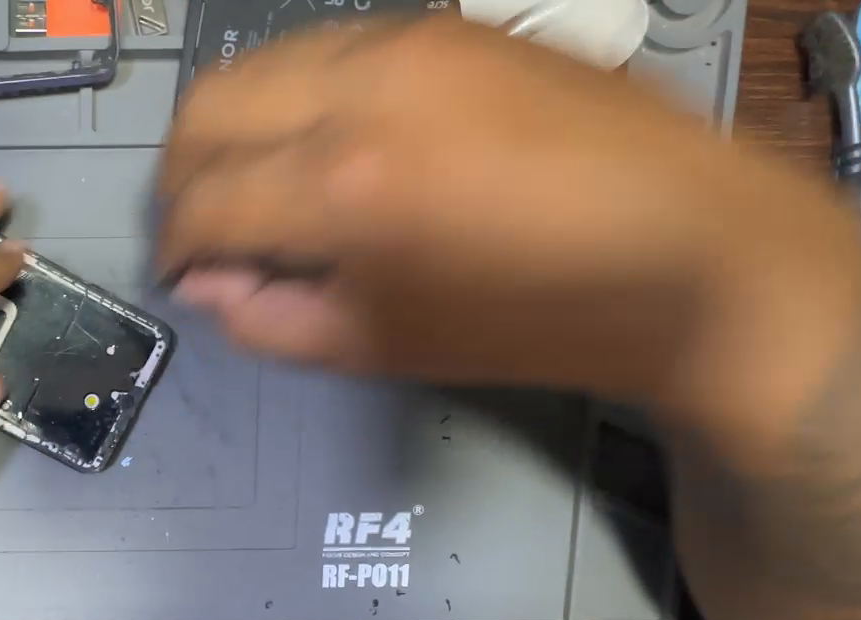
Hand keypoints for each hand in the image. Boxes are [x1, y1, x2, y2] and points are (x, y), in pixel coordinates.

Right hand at [156, 21, 860, 438]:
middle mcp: (361, 89)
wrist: (687, 251)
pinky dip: (285, 105)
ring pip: (255, 66)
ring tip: (249, 193)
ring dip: (227, 134)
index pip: (201, 202)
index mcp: (342, 187)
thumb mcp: (369, 347)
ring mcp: (406, 42)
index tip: (180, 276)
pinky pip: (318, 54)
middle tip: (197, 232)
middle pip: (204, 108)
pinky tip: (312, 154)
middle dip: (178, 179)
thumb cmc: (520, 322)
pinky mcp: (443, 28)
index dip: (173, 249)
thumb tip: (202, 283)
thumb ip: (261, 317)